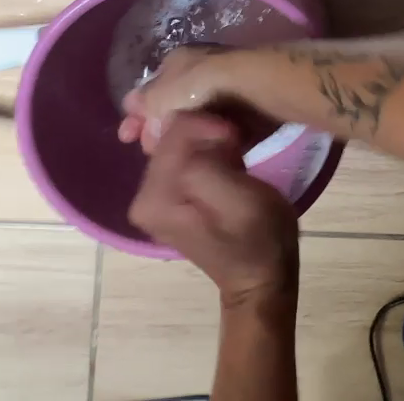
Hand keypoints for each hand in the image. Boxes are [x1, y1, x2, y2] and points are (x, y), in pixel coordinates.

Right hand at [118, 45, 243, 152]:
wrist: (252, 88)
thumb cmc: (200, 86)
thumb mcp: (160, 93)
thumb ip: (145, 104)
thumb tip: (141, 114)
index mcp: (178, 62)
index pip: (149, 90)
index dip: (135, 115)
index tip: (127, 138)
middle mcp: (201, 73)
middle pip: (171, 108)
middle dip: (157, 131)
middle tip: (151, 149)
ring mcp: (223, 93)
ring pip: (195, 123)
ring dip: (183, 140)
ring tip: (175, 156)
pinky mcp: (243, 113)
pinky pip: (218, 132)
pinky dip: (209, 143)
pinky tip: (201, 155)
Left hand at [128, 110, 299, 307]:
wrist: (260, 276)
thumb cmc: (259, 237)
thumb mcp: (241, 199)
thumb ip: (208, 165)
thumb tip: (195, 136)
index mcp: (154, 199)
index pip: (175, 130)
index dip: (212, 127)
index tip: (237, 141)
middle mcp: (143, 198)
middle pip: (173, 135)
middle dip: (209, 133)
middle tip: (239, 149)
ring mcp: (153, 199)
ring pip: (180, 142)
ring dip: (211, 141)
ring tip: (236, 157)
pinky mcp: (168, 198)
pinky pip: (184, 155)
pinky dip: (208, 151)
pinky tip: (227, 164)